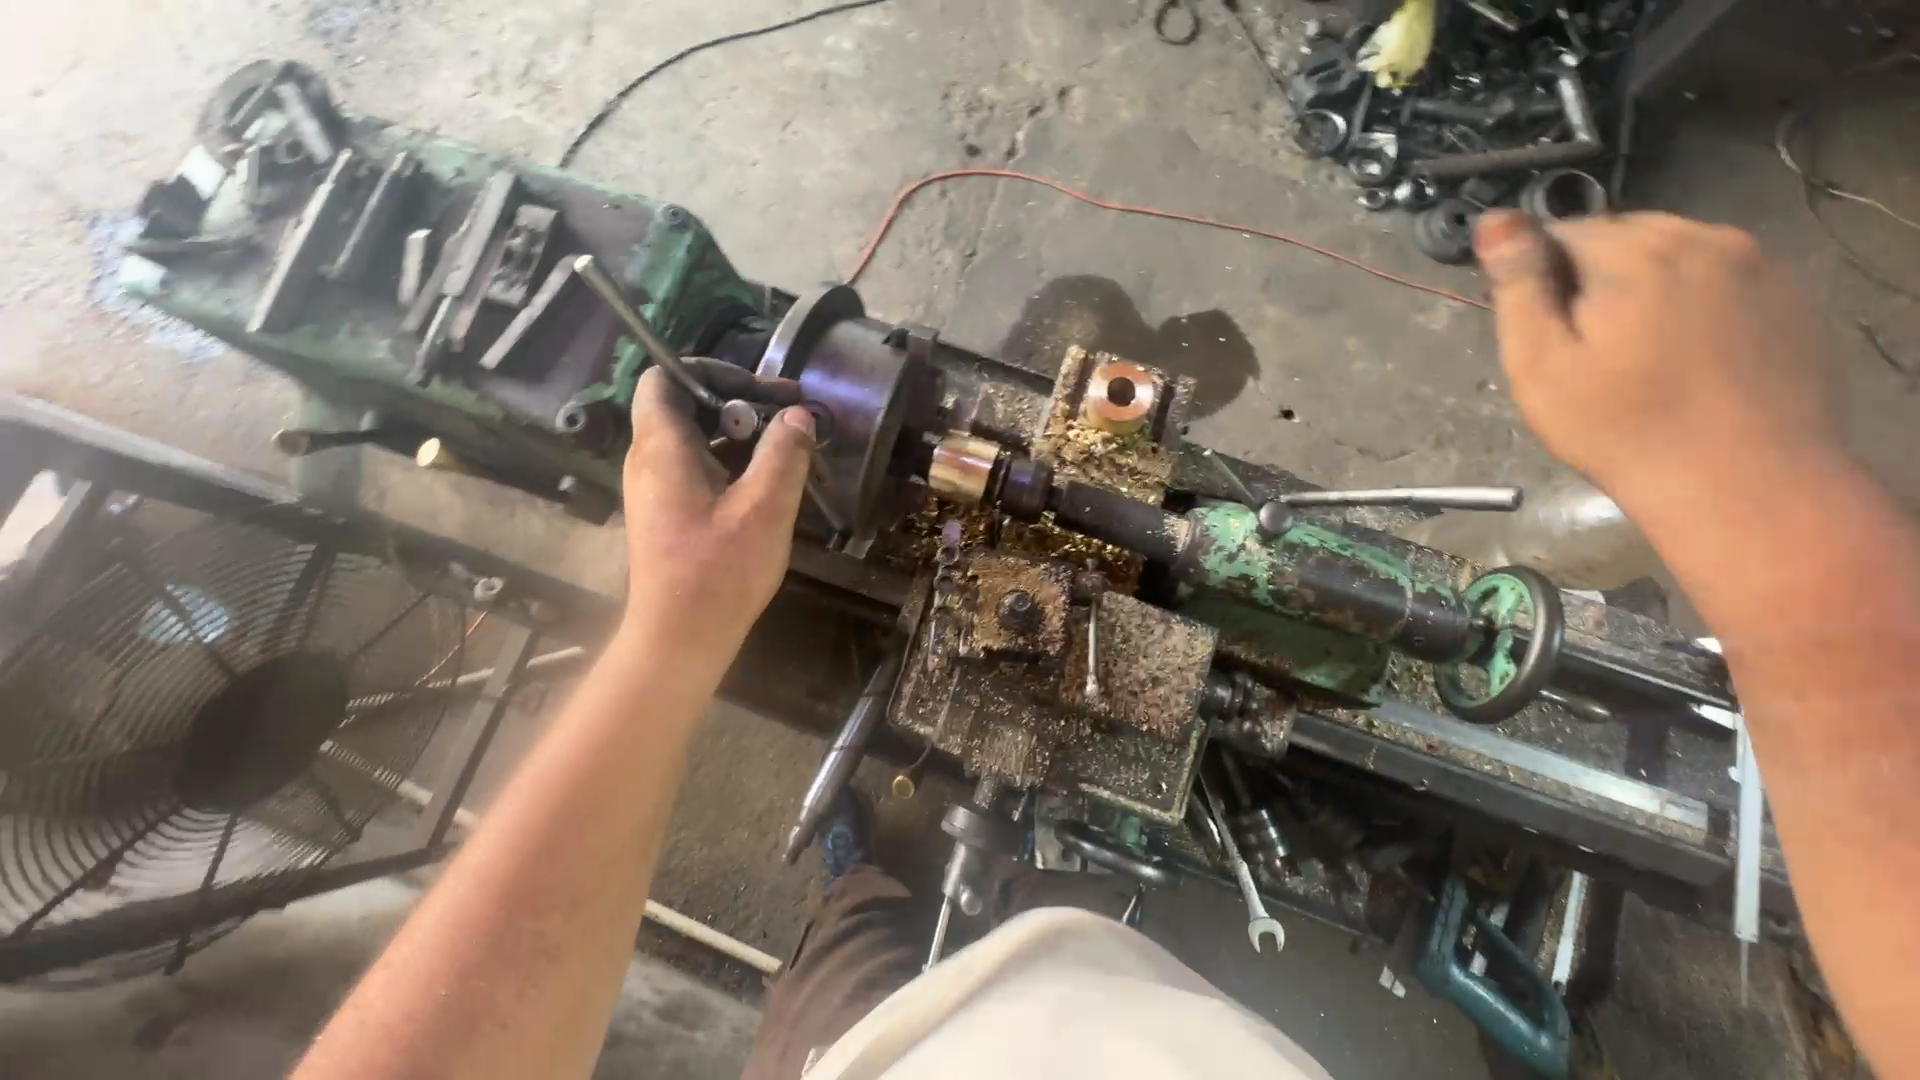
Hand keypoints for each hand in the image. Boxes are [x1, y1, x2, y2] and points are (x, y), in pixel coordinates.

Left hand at [620, 362, 814, 659]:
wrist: (680, 639)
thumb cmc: (719, 571)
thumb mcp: (765, 507)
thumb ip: (784, 453)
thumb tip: (800, 415)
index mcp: (662, 448)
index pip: (665, 378)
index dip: (711, 369)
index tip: (761, 389)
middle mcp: (650, 461)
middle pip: (689, 407)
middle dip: (743, 405)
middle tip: (793, 420)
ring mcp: (657, 490)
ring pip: (699, 441)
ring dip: (746, 439)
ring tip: (794, 455)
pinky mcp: (669, 515)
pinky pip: (700, 471)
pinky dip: (735, 467)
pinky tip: (773, 488)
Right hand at [1474, 210, 1838, 514]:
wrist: (1740, 478)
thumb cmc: (1619, 426)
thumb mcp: (1540, 363)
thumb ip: (1518, 287)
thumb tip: (1495, 221)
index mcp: (1637, 254)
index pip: (1564, 232)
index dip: (1537, 276)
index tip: (1537, 329)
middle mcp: (1706, 240)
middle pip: (1623, 237)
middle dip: (1591, 277)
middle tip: (1580, 347)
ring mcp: (1758, 265)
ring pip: (1674, 255)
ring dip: (1641, 286)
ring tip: (1631, 352)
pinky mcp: (1788, 296)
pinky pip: (1718, 280)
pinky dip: (1688, 303)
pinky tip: (1680, 355)